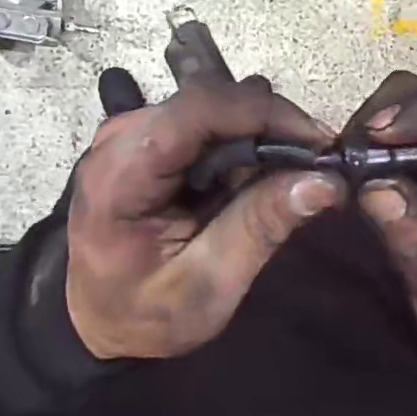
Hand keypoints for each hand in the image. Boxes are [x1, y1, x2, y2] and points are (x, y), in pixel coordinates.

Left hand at [65, 78, 346, 359]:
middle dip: (269, 124)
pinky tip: (252, 172)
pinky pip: (204, 117)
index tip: (317, 142)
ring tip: (286, 174)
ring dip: (257, 131)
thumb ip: (259, 228)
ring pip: (211, 103)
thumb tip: (322, 181)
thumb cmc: (142, 312)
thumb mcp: (206, 286)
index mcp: (120, 174)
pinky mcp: (146, 131)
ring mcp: (130, 127)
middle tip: (313, 165)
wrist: (93, 315)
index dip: (262, 113)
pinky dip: (239, 137)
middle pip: (208, 100)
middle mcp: (119, 136)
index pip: (196, 110)